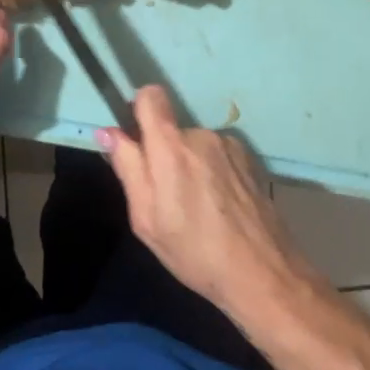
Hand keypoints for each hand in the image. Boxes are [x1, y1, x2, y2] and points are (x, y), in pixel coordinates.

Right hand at [101, 86, 304, 313]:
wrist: (261, 273)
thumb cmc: (193, 251)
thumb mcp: (145, 217)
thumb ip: (127, 168)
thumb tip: (108, 132)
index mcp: (171, 146)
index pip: (150, 97)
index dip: (138, 110)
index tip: (136, 140)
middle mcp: (202, 136)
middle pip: (172, 130)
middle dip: (163, 154)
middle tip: (166, 198)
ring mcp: (230, 147)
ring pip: (196, 146)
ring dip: (190, 166)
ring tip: (197, 208)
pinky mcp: (251, 161)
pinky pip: (218, 157)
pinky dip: (214, 173)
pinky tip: (220, 207)